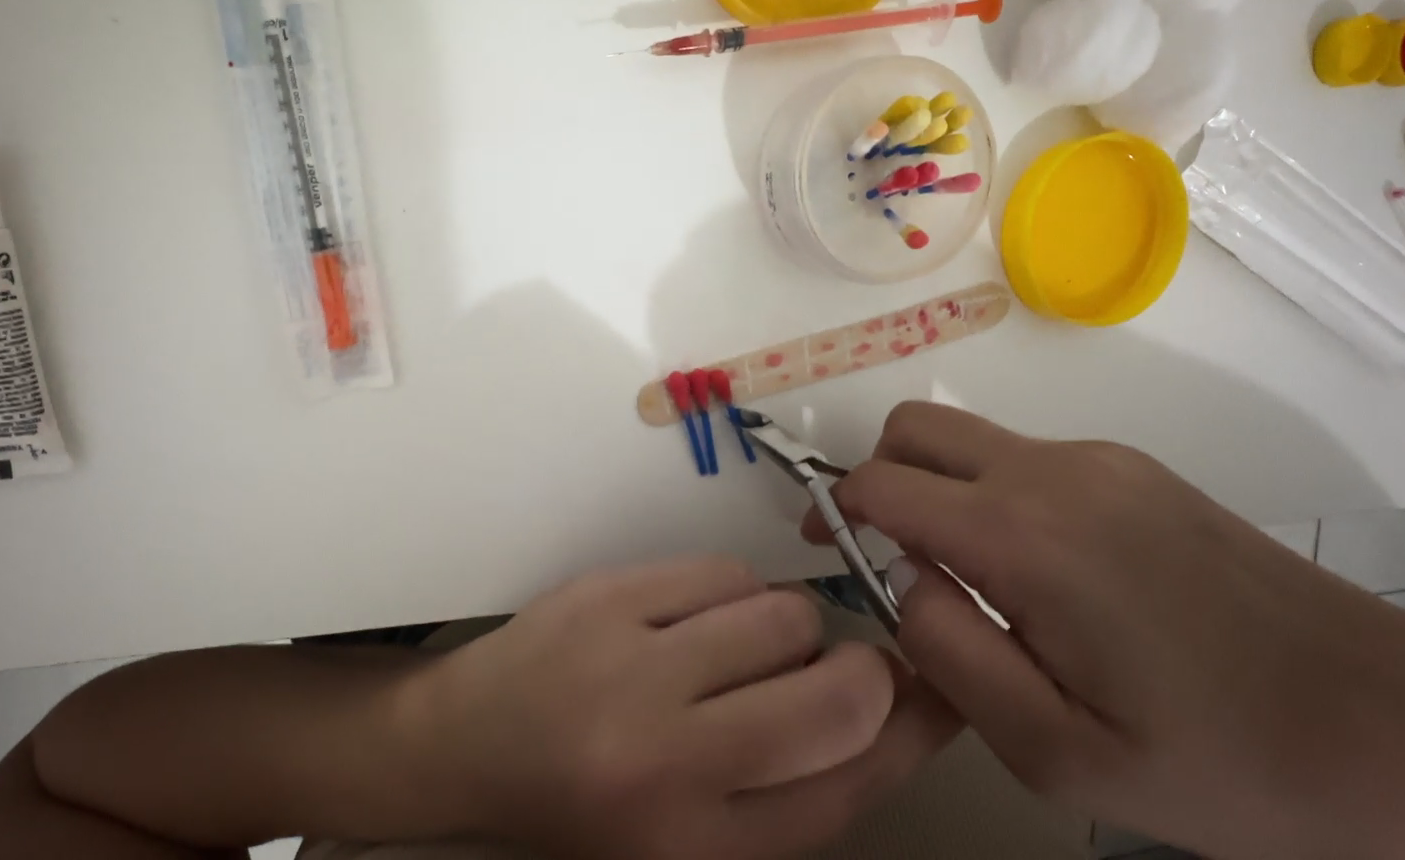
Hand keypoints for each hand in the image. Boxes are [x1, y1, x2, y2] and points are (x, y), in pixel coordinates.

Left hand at [398, 557, 960, 859]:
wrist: (469, 746)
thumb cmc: (590, 804)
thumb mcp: (697, 833)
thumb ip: (797, 785)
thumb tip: (903, 704)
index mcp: (701, 845)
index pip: (849, 786)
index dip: (914, 731)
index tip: (936, 689)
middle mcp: (671, 761)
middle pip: (835, 697)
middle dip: (862, 673)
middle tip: (837, 666)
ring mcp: (634, 668)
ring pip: (783, 616)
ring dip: (788, 626)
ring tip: (742, 647)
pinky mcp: (607, 597)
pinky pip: (723, 572)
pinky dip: (733, 590)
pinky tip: (696, 619)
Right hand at [806, 402, 1404, 859]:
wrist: (1402, 731)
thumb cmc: (1220, 760)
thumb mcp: (1056, 751)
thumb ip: (947, 653)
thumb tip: (899, 575)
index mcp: (1025, 536)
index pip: (882, 482)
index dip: (836, 510)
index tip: (829, 551)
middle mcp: (1055, 471)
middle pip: (915, 427)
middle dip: (876, 476)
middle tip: (881, 550)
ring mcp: (1103, 462)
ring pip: (971, 439)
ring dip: (937, 488)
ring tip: (965, 578)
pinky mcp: (1137, 471)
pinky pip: (1027, 458)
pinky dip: (991, 493)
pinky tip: (1037, 575)